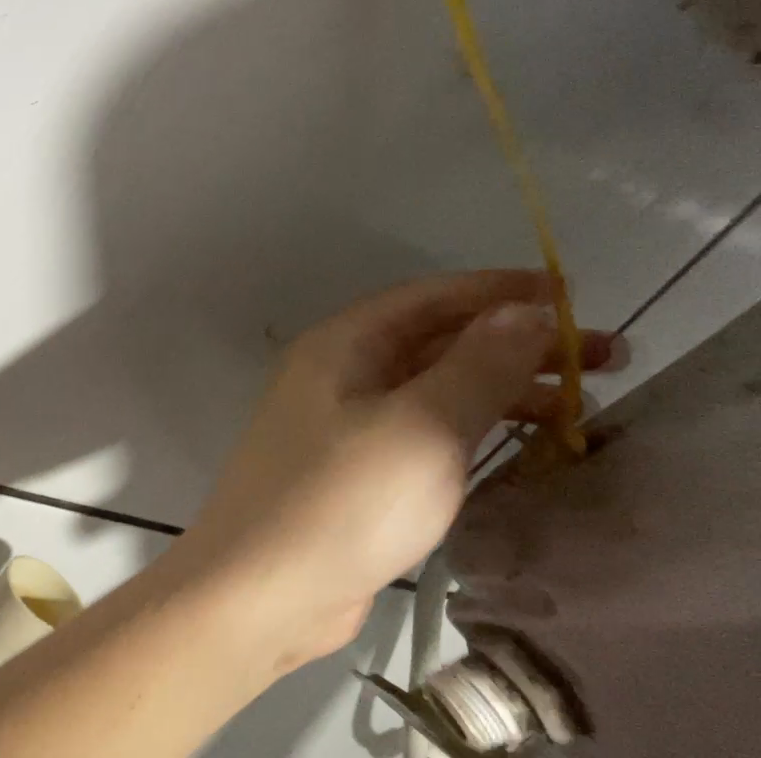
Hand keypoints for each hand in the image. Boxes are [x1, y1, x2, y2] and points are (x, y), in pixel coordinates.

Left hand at [167, 271, 618, 673]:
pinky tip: (524, 442)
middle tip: (607, 356)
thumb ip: (474, 367)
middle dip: (512, 341)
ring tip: (585, 400)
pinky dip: (474, 426)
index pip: (423, 299)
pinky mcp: (356, 468)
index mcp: (338, 347)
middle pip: (431, 341)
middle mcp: (334, 374)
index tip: (572, 295)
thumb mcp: (420, 425)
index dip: (495, 292)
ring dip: (500, 386)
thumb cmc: (343, 497)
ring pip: (431, 387)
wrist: (267, 581)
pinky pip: (423, 428)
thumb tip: (520, 312)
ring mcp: (341, 422)